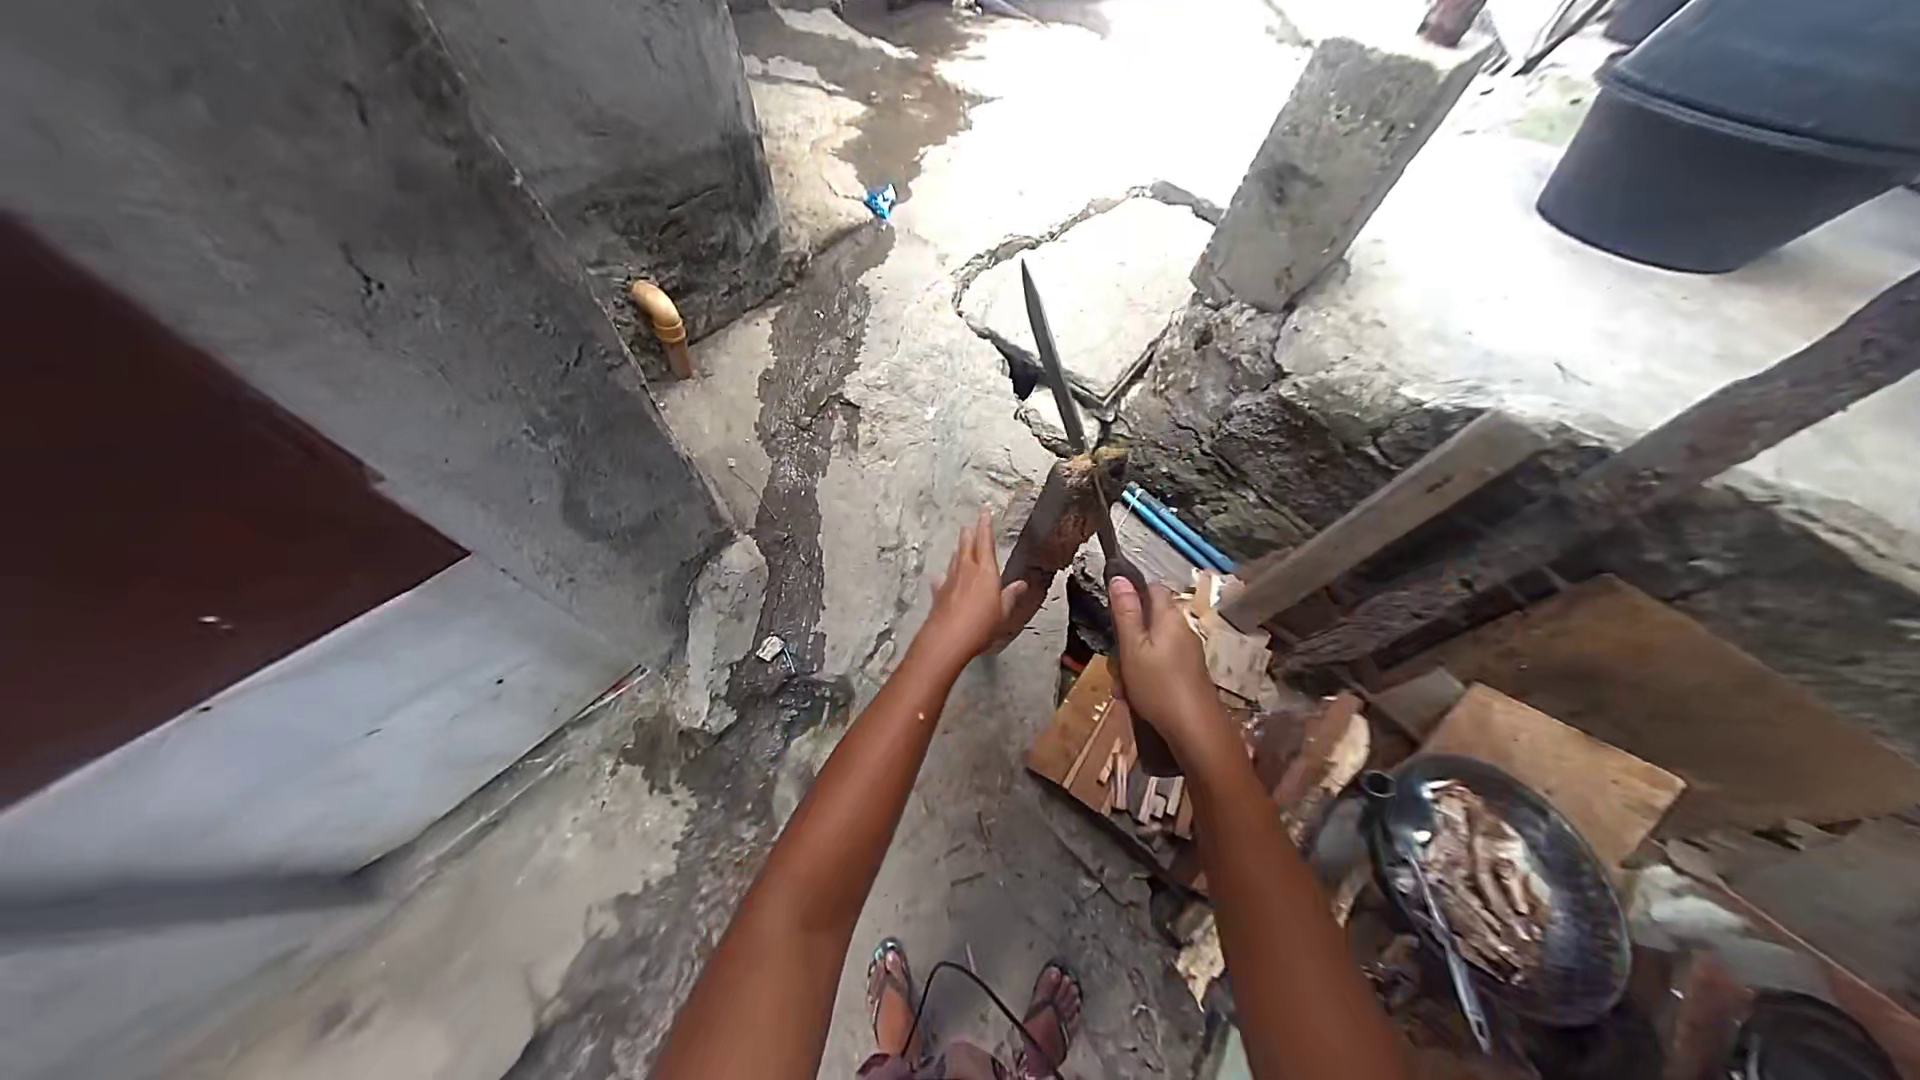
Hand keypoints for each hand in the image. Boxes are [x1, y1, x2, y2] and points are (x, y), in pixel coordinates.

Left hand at [918, 507, 1028, 665]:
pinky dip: (944, 577)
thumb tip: (1021, 585)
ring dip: (958, 551)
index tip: (984, 512)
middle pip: (967, 545)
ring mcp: (950, 581)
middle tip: (969, 525)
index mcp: (986, 571)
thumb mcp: (1003, 612)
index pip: (985, 541)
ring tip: (960, 545)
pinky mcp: (939, 593)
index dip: (985, 525)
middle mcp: (967, 571)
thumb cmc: (979, 625)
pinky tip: (940, 578)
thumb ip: (1010, 596)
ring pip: (955, 559)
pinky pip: (943, 579)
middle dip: (969, 534)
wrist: (948, 639)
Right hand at [1109, 577, 1240, 773]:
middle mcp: (1181, 631)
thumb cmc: (1159, 685)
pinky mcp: (1186, 675)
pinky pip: (1158, 666)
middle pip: (1147, 622)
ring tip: (1122, 688)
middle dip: (1125, 639)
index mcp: (1169, 617)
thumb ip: (1126, 612)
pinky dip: (1143, 678)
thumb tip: (1120, 577)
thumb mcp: (1132, 647)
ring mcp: (1186, 654)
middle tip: (1114, 662)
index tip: (1112, 610)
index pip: (1152, 588)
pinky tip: (1134, 698)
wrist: (1196, 731)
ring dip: (1130, 664)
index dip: (1132, 592)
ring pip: (1149, 647)